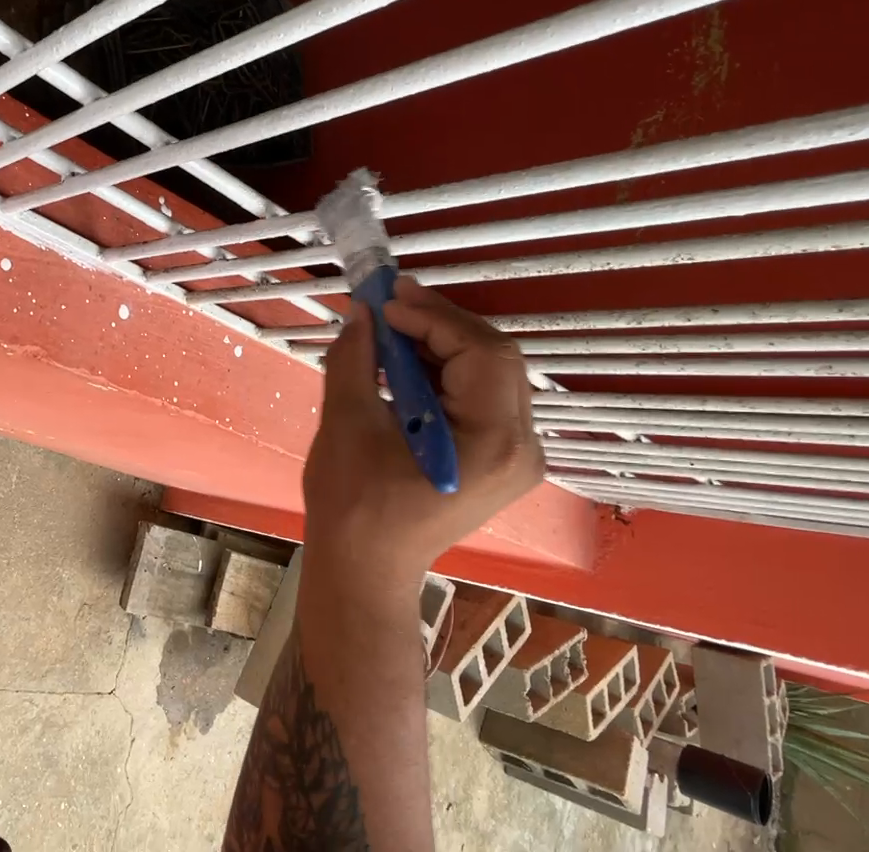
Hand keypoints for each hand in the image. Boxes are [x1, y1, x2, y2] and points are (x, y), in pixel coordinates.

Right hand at [301, 278, 543, 598]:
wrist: (364, 566)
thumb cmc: (353, 503)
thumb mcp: (347, 423)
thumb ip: (356, 359)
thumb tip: (361, 312)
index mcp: (493, 441)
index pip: (482, 353)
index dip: (433, 317)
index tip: (383, 302)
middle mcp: (521, 447)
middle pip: (494, 359)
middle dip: (439, 325)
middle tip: (388, 303)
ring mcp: (515, 456)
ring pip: (489, 374)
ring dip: (440, 345)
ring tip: (391, 328)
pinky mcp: (498, 459)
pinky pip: (479, 398)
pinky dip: (443, 372)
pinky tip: (406, 362)